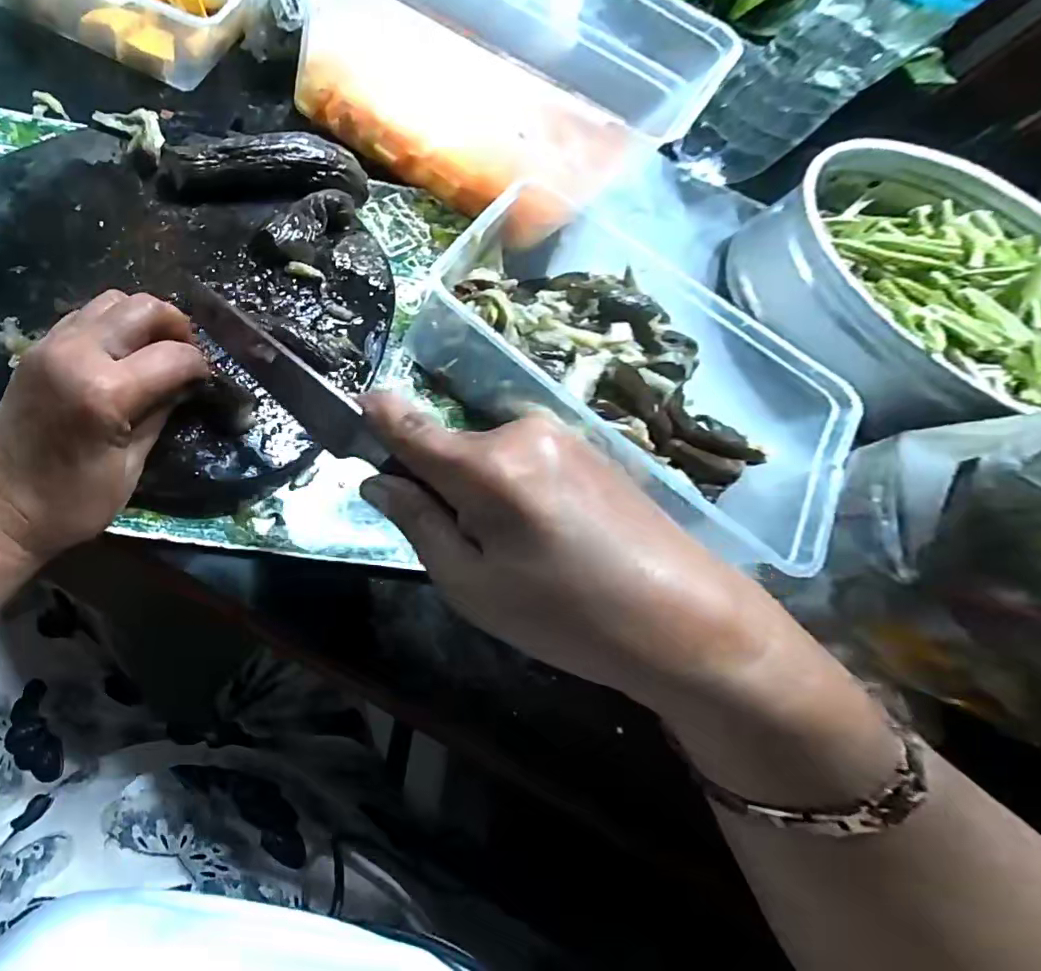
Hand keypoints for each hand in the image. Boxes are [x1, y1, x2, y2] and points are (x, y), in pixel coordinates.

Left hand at [0, 291, 208, 561]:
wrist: (5, 508)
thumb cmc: (75, 501)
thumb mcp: (132, 465)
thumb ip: (160, 412)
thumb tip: (186, 383)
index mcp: (104, 392)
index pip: (173, 355)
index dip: (198, 365)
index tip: (204, 380)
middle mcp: (77, 355)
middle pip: (144, 308)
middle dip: (175, 327)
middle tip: (183, 356)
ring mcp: (52, 346)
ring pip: (113, 301)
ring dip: (142, 320)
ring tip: (153, 350)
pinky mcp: (38, 348)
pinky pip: (86, 315)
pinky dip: (112, 325)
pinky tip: (120, 354)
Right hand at [357, 392, 822, 713]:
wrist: (688, 622)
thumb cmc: (566, 615)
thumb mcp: (471, 585)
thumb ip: (417, 523)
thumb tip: (377, 481)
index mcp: (486, 465)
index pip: (408, 423)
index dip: (374, 418)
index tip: (351, 418)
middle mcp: (521, 431)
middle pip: (449, 445)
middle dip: (437, 483)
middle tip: (460, 546)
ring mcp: (560, 434)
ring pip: (486, 455)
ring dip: (477, 490)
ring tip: (514, 552)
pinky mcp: (589, 446)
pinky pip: (522, 459)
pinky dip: (511, 488)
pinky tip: (546, 539)